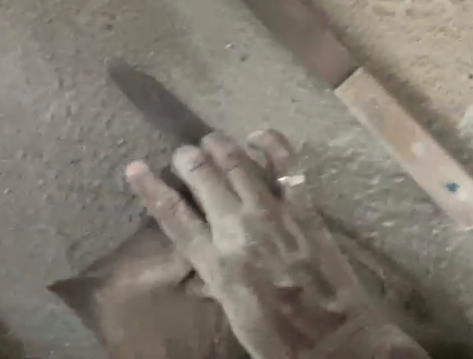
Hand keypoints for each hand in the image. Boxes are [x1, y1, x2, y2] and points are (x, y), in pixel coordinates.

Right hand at [124, 131, 428, 358]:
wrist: (338, 347)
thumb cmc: (278, 337)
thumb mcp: (232, 309)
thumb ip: (213, 270)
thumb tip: (199, 244)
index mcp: (216, 263)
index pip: (173, 216)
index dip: (150, 187)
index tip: (134, 166)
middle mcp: (238, 230)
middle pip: (201, 175)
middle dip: (187, 157)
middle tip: (185, 155)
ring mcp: (272, 214)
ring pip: (236, 161)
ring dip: (219, 145)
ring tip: (212, 142)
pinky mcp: (302, 209)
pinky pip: (286, 165)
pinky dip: (271, 144)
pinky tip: (258, 135)